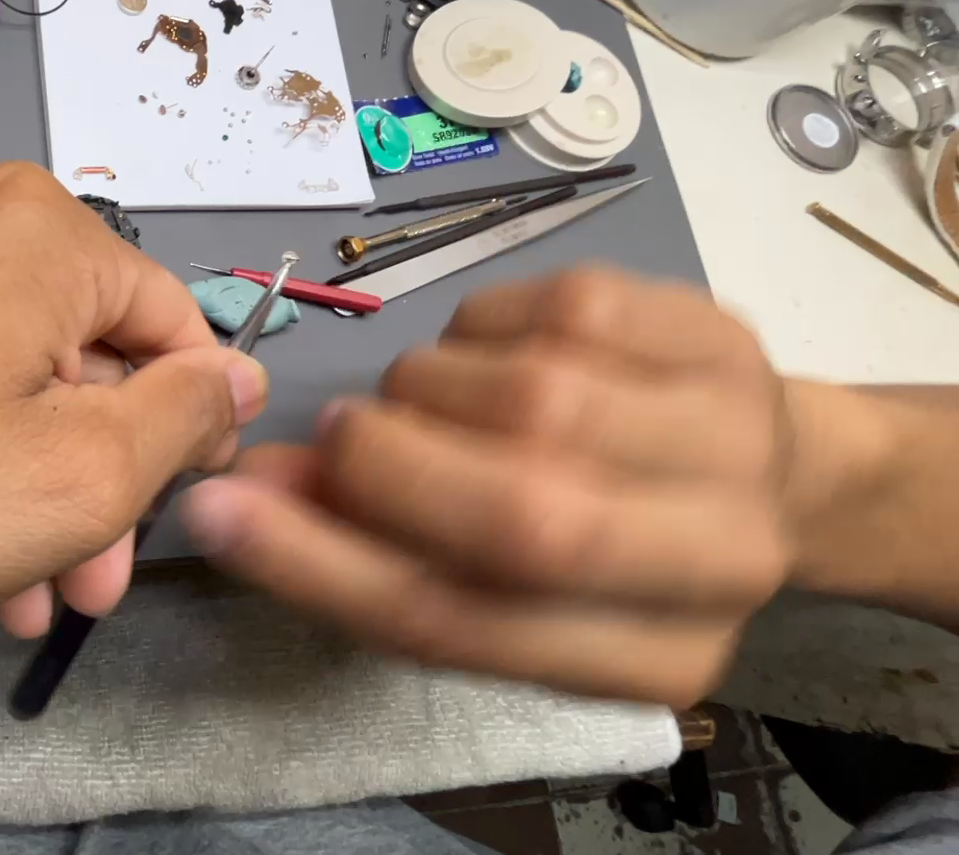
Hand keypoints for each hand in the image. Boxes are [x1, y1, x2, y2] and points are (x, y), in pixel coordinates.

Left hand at [0, 163, 266, 641]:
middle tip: (86, 577)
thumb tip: (233, 379)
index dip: (187, 427)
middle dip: (95, 476)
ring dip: (30, 481)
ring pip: (14, 377)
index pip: (171, 324)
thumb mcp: (74, 478)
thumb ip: (181, 421)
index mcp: (41, 229)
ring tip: (18, 581)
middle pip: (85, 357)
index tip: (168, 511)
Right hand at [180, 269, 791, 705]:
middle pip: (520, 519)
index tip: (214, 509)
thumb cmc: (578, 536)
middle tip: (344, 433)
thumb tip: (233, 490)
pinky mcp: (707, 329)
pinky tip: (492, 352)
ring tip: (436, 403)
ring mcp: (726, 435)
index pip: (455, 624)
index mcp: (634, 655)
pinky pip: (537, 310)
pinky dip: (472, 328)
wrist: (752, 470)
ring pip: (522, 396)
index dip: (311, 563)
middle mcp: (711, 561)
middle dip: (381, 461)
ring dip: (426, 390)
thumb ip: (350, 538)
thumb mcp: (465, 565)